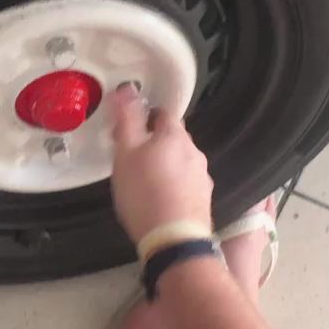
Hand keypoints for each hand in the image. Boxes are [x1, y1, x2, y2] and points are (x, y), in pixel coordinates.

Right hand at [107, 84, 212, 243]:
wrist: (173, 238)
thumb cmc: (145, 194)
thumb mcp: (125, 152)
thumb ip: (126, 119)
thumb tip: (126, 90)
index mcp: (174, 135)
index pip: (162, 111)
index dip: (145, 115)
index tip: (130, 126)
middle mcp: (193, 151)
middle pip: (172, 136)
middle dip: (153, 141)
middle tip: (131, 154)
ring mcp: (201, 176)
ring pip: (180, 160)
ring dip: (164, 163)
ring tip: (143, 180)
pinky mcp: (202, 198)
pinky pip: (185, 182)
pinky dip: (173, 184)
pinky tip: (158, 198)